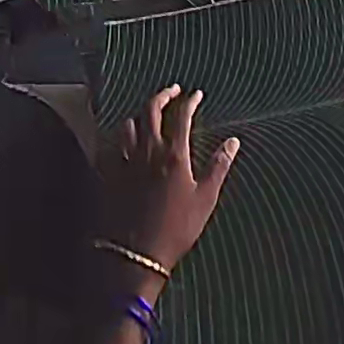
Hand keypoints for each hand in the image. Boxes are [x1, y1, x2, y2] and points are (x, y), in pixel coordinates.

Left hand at [100, 85, 238, 292]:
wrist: (138, 253)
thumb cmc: (177, 228)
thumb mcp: (205, 198)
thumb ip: (218, 166)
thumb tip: (233, 142)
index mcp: (174, 155)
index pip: (182, 116)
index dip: (189, 101)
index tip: (196, 95)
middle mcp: (148, 151)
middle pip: (151, 110)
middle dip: (163, 95)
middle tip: (172, 91)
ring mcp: (126, 161)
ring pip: (129, 125)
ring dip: (140, 115)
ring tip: (148, 114)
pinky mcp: (110, 174)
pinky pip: (111, 146)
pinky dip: (118, 138)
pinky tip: (123, 140)